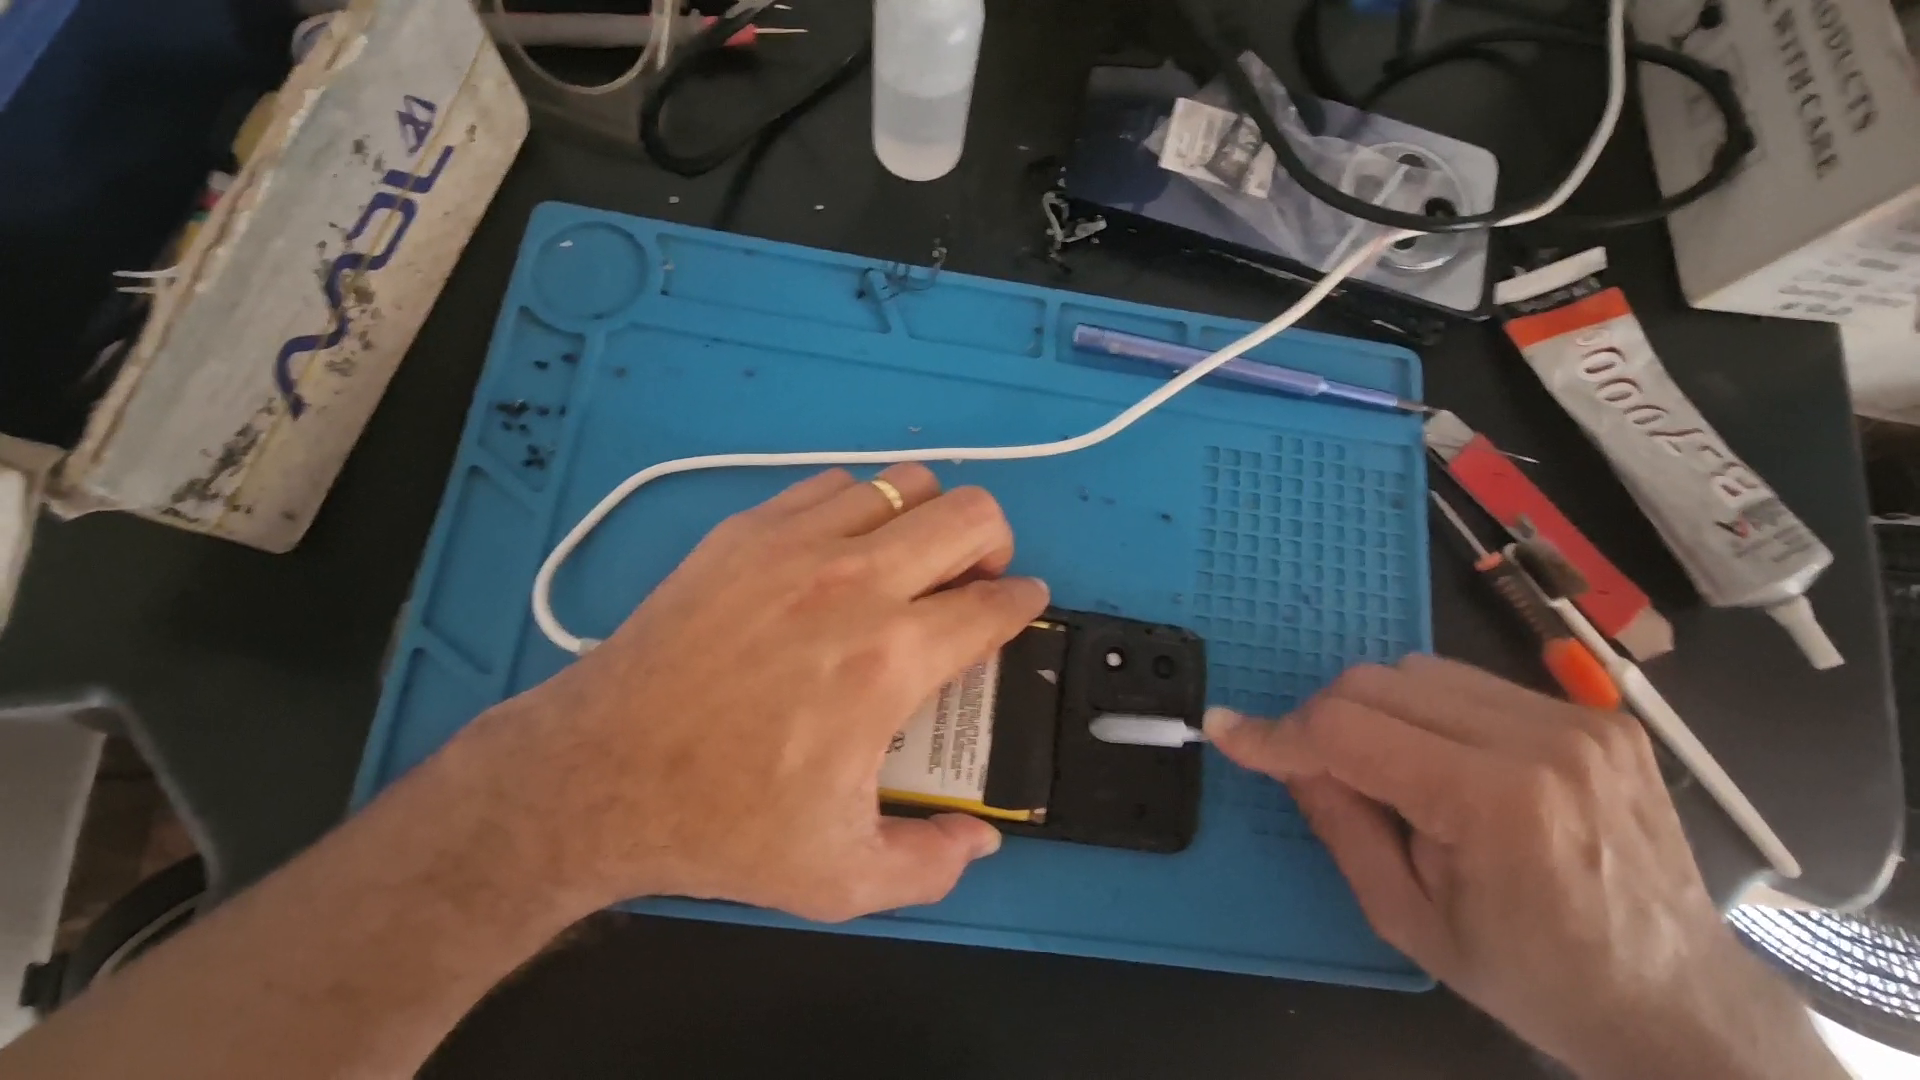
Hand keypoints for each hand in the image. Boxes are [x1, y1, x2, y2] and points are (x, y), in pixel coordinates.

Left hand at [448, 465, 1047, 921]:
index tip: (1020, 606)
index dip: (1024, 602)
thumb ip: (930, 864)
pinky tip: (841, 551)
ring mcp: (796, 544)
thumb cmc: (723, 822)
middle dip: (994, 543)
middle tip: (972, 582)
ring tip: (910, 561)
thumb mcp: (841, 877)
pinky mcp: (746, 529)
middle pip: (971, 514)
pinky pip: (833, 485)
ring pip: (905, 484)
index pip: (996, 603)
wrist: (600, 773)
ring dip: (928, 518)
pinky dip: (860, 508)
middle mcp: (856, 583)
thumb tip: (980, 840)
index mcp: (891, 660)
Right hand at [1205, 655, 1842, 1079]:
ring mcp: (1579, 720)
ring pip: (1419, 670)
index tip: (1228, 729)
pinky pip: (1472, 683)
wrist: (1677, 999)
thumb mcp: (1406, 918)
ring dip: (1378, 710)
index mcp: (1496, 803)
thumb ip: (1337, 822)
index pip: (1349, 730)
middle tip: (1320, 773)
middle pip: (1377, 682)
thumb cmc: (1531, 974)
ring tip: (1395, 773)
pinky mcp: (1599, 715)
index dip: (1279, 732)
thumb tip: (1284, 756)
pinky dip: (1431, 712)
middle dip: (1327, 721)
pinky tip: (1448, 762)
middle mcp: (1543, 740)